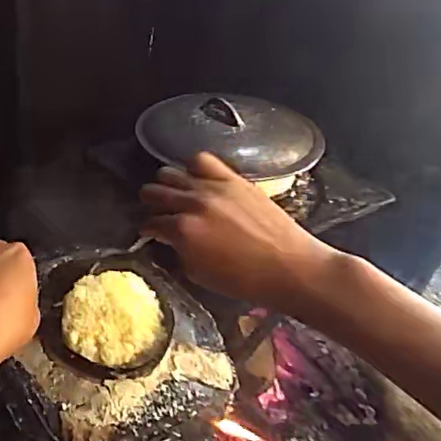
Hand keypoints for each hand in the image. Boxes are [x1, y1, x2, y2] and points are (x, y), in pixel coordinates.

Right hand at [140, 152, 335, 310]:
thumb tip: (170, 240)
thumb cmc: (248, 280)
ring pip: (170, 173)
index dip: (147, 229)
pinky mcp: (233, 179)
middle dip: (150, 204)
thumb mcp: (200, 275)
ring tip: (175, 195)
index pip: (150, 223)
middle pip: (152, 192)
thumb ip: (178, 252)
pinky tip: (198, 181)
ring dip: (167, 186)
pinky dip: (193, 168)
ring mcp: (213, 188)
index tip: (150, 232)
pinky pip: (202, 160)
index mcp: (182, 231)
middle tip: (158, 212)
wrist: (294, 269)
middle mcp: (193, 204)